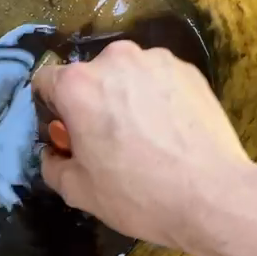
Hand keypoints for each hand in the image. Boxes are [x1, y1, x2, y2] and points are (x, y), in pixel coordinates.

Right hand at [32, 40, 251, 249]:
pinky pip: (157, 80)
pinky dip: (155, 99)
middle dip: (90, 104)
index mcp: (78, 85)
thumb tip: (53, 153)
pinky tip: (167, 132)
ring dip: (123, 99)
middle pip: (88, 77)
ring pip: (125, 77)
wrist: (211, 195)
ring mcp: (156, 60)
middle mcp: (114, 59)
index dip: (50, 110)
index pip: (45, 82)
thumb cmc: (136, 194)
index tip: (65, 134)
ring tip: (143, 138)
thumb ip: (52, 166)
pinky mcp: (188, 69)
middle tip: (106, 142)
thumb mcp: (78, 191)